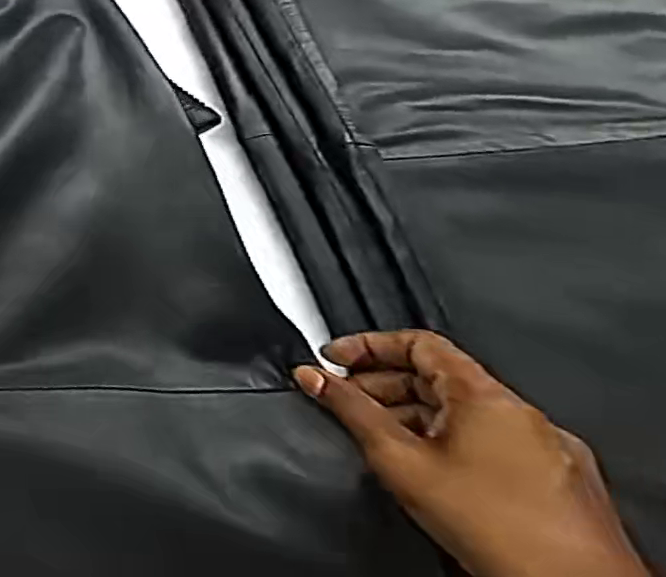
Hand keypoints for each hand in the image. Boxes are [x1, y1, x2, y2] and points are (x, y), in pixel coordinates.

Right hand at [295, 331, 646, 576]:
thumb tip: (313, 377)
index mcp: (490, 399)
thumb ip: (348, 408)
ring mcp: (550, 451)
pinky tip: (425, 468)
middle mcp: (526, 418)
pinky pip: (490, 440)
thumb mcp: (396, 458)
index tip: (335, 358)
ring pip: (461, 411)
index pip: (418, 342)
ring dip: (410, 415)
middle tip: (344, 399)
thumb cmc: (501, 531)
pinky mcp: (560, 482)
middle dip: (381, 384)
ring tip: (379, 438)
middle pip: (436, 377)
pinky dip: (446, 440)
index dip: (368, 345)